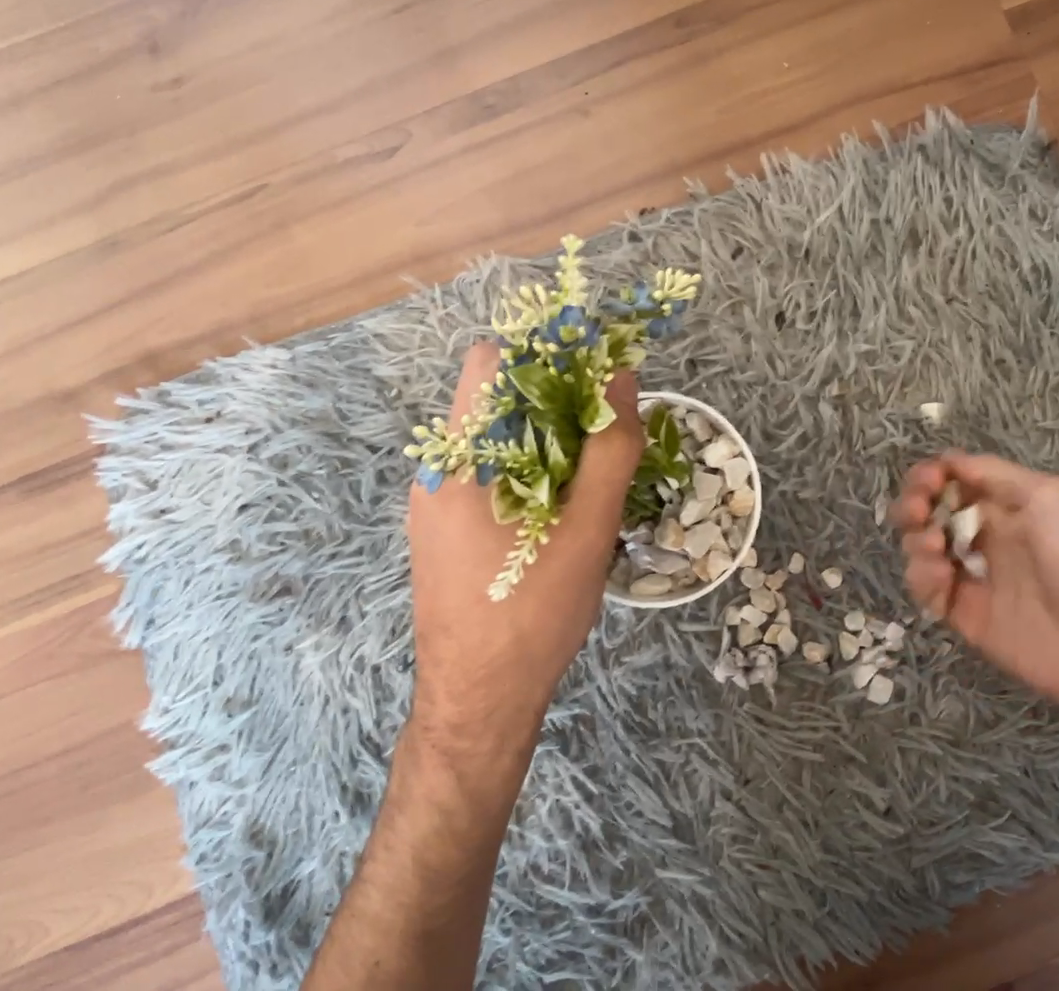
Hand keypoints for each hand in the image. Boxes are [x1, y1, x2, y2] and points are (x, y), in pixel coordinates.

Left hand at [406, 343, 644, 739]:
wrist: (479, 703)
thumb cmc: (530, 616)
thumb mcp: (586, 532)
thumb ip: (609, 452)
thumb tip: (622, 379)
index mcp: (457, 460)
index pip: (489, 363)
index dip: (546, 355)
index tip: (598, 376)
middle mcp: (437, 472)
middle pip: (497, 403)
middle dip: (557, 404)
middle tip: (610, 435)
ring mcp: (437, 506)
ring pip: (497, 443)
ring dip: (549, 444)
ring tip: (595, 480)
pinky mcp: (446, 534)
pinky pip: (491, 479)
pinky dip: (532, 476)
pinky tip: (565, 515)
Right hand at [892, 452, 1058, 714]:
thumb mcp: (1046, 495)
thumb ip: (992, 473)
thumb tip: (948, 461)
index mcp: (1005, 506)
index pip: (952, 483)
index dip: (931, 477)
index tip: (927, 481)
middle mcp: (985, 537)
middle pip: (928, 514)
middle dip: (912, 506)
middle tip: (917, 511)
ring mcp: (972, 577)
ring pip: (920, 550)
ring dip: (915, 540)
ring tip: (934, 547)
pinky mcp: (963, 614)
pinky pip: (927, 590)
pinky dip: (923, 578)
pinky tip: (942, 577)